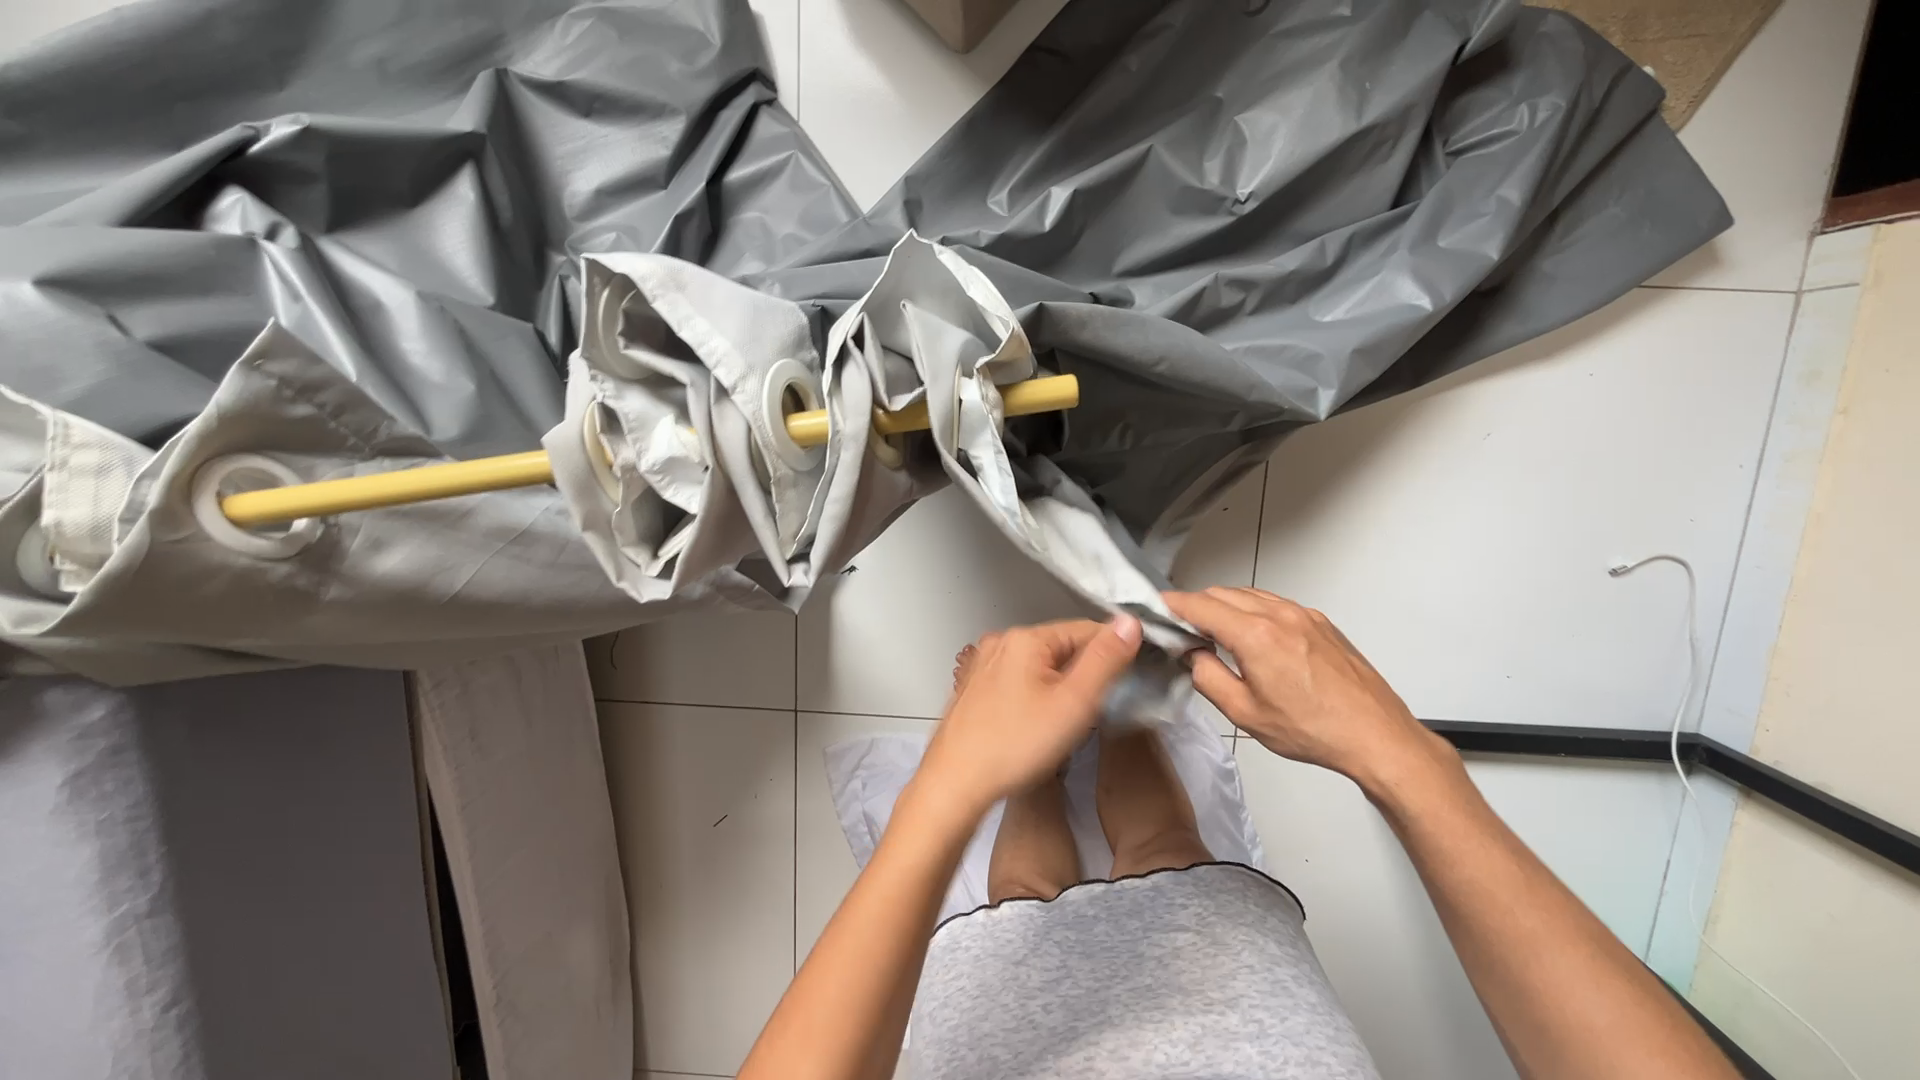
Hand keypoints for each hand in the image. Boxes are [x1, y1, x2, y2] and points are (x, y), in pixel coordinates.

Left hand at [916, 615, 1142, 813]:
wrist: (954, 785)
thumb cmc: (1012, 747)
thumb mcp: (1074, 703)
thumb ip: (1105, 659)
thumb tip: (1129, 622)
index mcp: (1024, 638)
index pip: (1086, 629)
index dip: (1112, 654)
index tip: (1125, 682)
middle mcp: (999, 644)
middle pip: (1061, 647)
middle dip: (1082, 674)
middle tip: (1088, 712)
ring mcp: (983, 666)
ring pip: (1039, 667)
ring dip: (1058, 687)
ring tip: (1060, 724)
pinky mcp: (974, 689)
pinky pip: (1017, 682)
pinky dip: (1033, 697)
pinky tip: (1033, 727)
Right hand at [1164, 588, 1454, 791]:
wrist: (1376, 736)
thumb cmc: (1309, 730)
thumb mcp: (1244, 713)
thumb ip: (1206, 677)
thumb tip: (1191, 654)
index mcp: (1254, 635)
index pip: (1199, 604)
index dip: (1170, 605)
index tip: (1153, 611)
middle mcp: (1278, 614)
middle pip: (1221, 593)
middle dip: (1196, 606)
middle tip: (1182, 633)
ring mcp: (1303, 614)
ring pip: (1248, 595)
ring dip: (1225, 607)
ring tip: (1215, 636)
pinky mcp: (1321, 622)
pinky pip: (1274, 604)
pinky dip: (1252, 611)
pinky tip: (1253, 641)